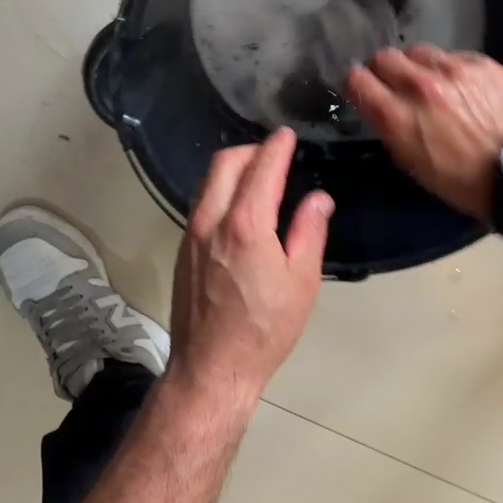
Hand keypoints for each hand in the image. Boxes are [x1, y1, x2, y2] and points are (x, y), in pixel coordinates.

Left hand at [168, 127, 331, 404]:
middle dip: (251, 149)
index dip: (277, 146)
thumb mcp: (301, 282)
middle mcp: (212, 219)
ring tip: (258, 174)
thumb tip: (319, 198)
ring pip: (208, 180)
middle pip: (225, 162)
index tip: (288, 134)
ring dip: (233, 168)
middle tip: (274, 152)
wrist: (211, 368)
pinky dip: (221, 189)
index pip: (262, 168)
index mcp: (245, 224)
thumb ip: (309, 232)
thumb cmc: (265, 329)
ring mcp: (191, 233)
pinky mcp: (183, 248)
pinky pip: (201, 201)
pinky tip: (239, 205)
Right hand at [345, 45, 502, 220]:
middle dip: (383, 71)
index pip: (356, 79)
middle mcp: (421, 87)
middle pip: (383, 57)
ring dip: (415, 66)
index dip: (355, 84)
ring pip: (416, 51)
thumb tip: (376, 103)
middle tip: (394, 85)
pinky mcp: (482, 64)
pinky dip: (449, 69)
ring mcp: (454, 71)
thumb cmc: (458, 180)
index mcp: (399, 117)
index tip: (362, 90)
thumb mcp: (409, 162)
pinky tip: (460, 87)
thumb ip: (387, 126)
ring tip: (429, 83)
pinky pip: (451, 55)